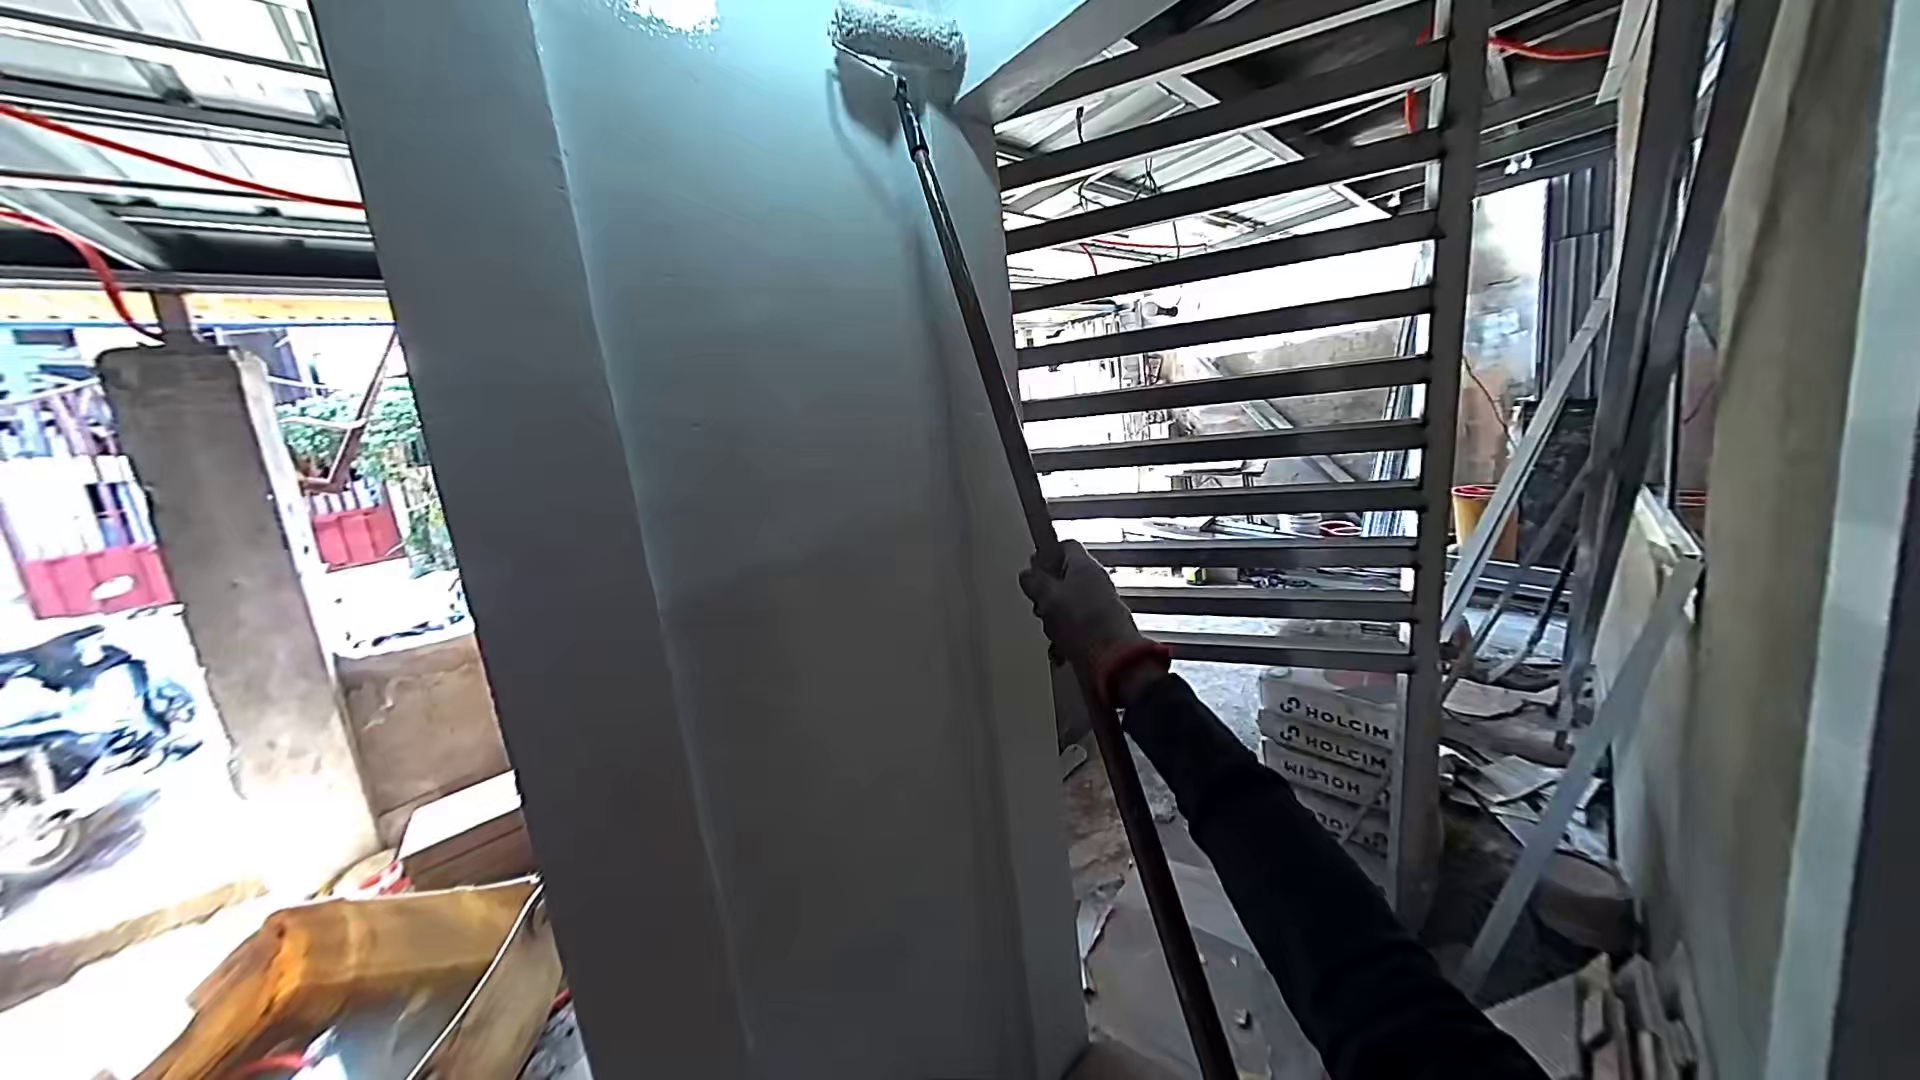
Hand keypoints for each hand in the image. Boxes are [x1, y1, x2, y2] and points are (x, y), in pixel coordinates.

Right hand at [1019, 542, 1165, 705]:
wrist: (1113, 660)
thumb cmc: (1085, 624)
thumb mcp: (1047, 597)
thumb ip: (1034, 582)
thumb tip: (1027, 575)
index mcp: (1084, 566)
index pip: (1065, 546)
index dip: (1047, 554)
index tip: (1034, 567)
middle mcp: (1096, 581)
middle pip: (1064, 576)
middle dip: (1047, 592)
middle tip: (1039, 603)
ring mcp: (1101, 604)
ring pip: (1068, 601)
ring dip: (1054, 614)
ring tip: (1052, 628)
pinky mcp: (1102, 626)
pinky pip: (1077, 622)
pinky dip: (1066, 631)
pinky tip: (1060, 644)